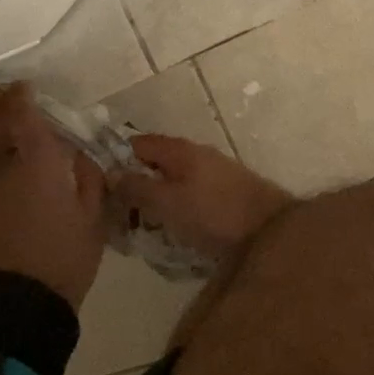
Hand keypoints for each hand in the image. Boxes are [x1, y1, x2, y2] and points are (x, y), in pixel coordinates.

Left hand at [0, 83, 107, 308]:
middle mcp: (7, 165)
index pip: (24, 115)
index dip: (22, 96)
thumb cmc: (66, 254)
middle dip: (1, 105)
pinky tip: (7, 155)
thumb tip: (81, 154)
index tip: (26, 84)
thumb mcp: (94, 214)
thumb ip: (88, 176)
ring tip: (5, 118)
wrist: (24, 299)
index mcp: (38, 161)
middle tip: (10, 94)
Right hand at [109, 134, 294, 260]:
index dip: (116, 158)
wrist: (274, 232)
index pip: (138, 143)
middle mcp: (197, 154)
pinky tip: (173, 228)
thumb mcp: (168, 203)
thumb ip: (137, 188)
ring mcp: (215, 173)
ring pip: (174, 181)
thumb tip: (110, 173)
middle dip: (136, 183)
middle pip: (156, 163)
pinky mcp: (228, 194)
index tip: (99, 184)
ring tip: (142, 226)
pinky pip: (191, 195)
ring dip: (157, 198)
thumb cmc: (215, 214)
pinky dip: (177, 207)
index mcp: (179, 150)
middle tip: (118, 213)